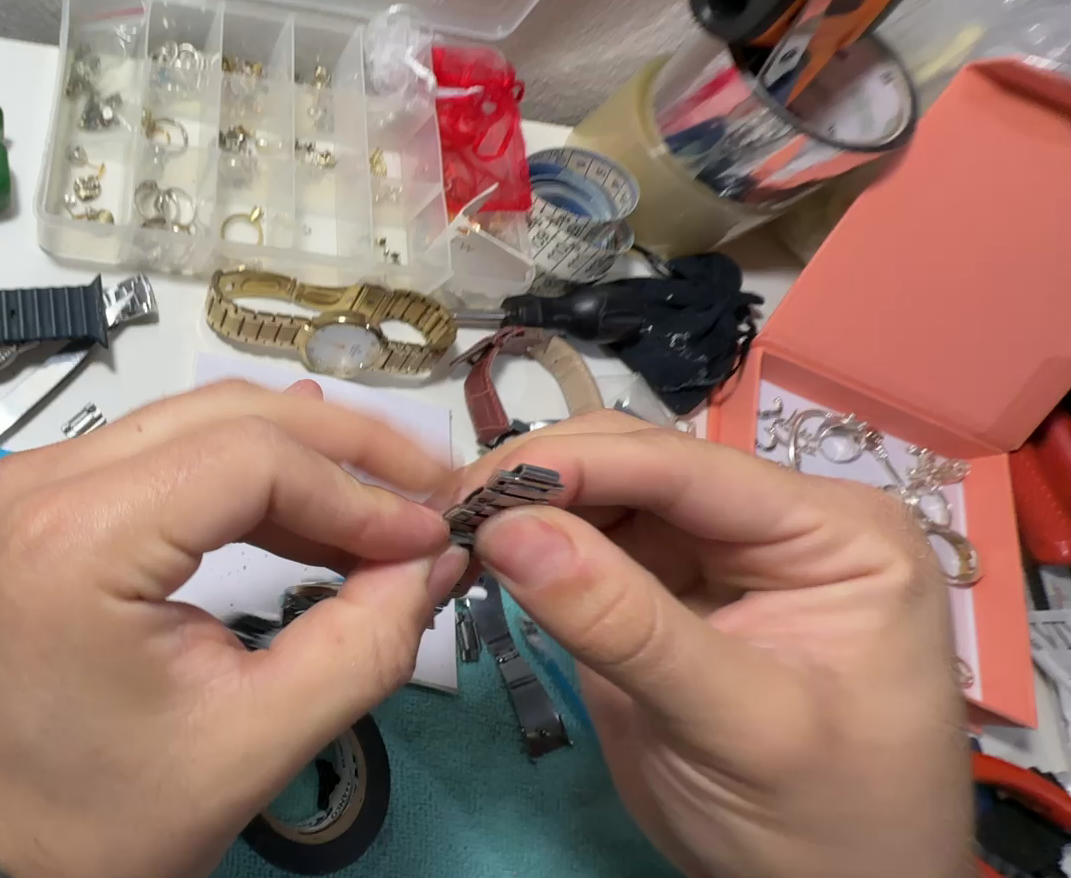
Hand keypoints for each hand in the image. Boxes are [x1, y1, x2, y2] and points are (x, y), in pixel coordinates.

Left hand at [0, 380, 467, 877]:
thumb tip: (431, 557)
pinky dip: (246, 477)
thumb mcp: (252, 741)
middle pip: (223, 417)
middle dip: (338, 445)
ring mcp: (38, 477)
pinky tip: (307, 504)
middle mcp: (44, 480)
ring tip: (381, 501)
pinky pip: (166, 452)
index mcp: (77, 538)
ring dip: (298, 454)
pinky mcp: (50, 491)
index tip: (428, 529)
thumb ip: (363, 642)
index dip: (352, 488)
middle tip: (425, 485)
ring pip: (198, 422)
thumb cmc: (104, 810)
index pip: (246, 459)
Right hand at [458, 412, 971, 877]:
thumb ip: (621, 623)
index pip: (678, 465)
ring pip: (584, 482)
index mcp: (827, 531)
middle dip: (531, 479)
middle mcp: (760, 513)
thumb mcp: (732, 726)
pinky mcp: (646, 570)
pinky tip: (479, 553)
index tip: (475, 493)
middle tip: (451, 518)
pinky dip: (517, 534)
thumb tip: (505, 530)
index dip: (569, 466)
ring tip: (454, 535)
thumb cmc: (816, 822)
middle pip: (621, 455)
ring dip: (514, 501)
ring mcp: (699, 539)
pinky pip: (569, 526)